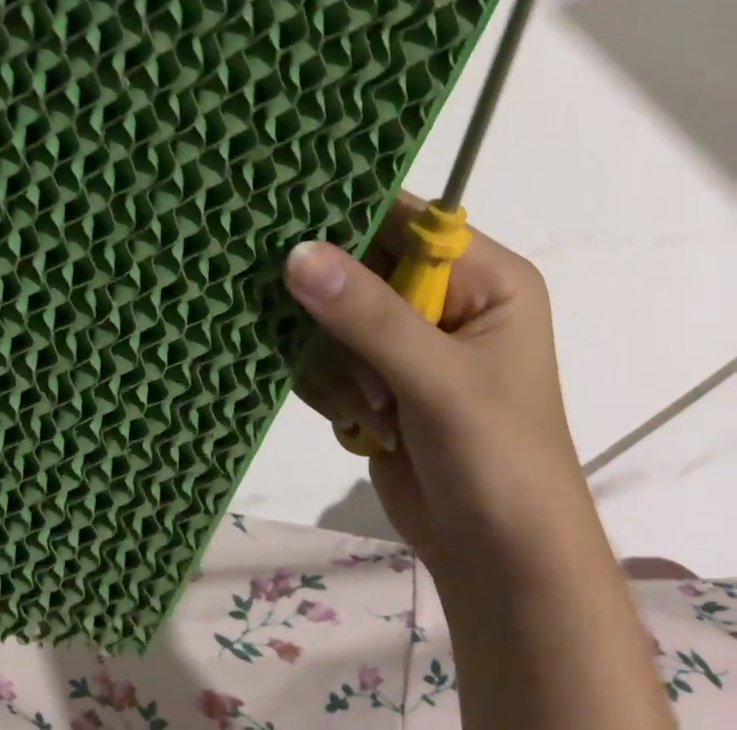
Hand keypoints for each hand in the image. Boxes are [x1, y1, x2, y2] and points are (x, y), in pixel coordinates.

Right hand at [285, 195, 594, 574]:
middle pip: (347, 266)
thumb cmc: (497, 460)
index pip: (400, 219)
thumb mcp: (438, 382)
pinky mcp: (368, 373)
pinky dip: (322, 384)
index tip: (276, 228)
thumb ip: (367, 315)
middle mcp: (440, 298)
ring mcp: (400, 338)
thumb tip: (292, 251)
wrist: (497, 557)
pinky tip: (357, 420)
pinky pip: (313, 352)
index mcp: (484, 280)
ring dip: (331, 363)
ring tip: (372, 408)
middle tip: (333, 349)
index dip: (341, 216)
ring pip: (320, 314)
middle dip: (331, 314)